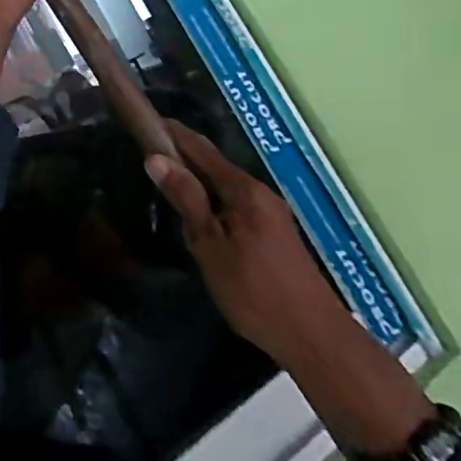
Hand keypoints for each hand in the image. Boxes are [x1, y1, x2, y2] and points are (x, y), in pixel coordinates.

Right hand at [144, 120, 349, 359]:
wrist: (315, 339)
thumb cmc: (254, 291)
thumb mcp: (210, 245)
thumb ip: (186, 199)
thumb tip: (156, 158)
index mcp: (243, 191)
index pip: (200, 148)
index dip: (172, 133)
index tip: (145, 121)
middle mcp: (260, 193)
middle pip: (213, 164)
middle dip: (181, 155)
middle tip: (145, 153)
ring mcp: (270, 213)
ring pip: (223, 185)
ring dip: (195, 179)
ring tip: (163, 182)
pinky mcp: (274, 233)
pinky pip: (233, 202)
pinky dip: (210, 199)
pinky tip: (196, 214)